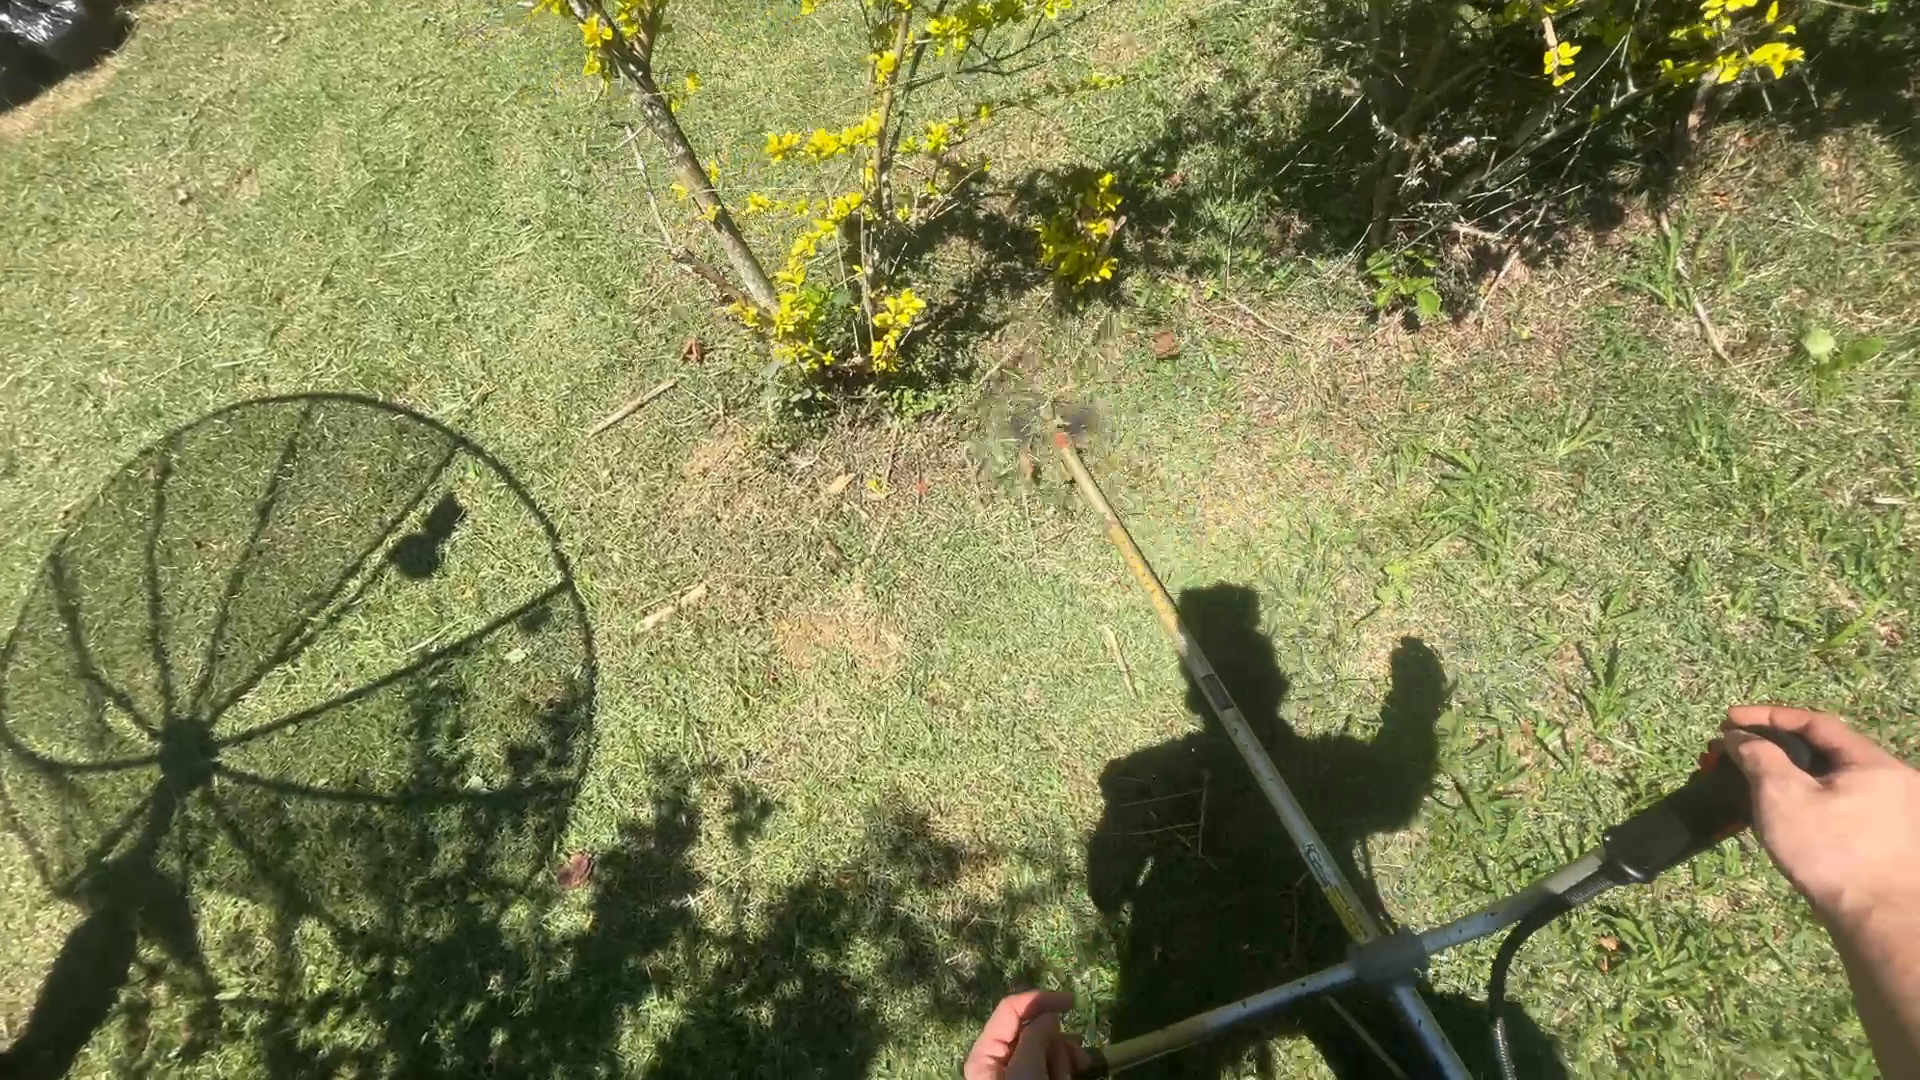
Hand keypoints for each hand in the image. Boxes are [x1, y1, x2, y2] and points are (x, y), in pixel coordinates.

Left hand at [963, 990, 1090, 1079]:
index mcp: (985, 1053)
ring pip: (1044, 1048)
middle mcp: (998, 1061)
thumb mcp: (1027, 1069)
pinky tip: (1080, 1070)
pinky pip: (1050, 1066)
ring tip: (1077, 1068)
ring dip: (1063, 1055)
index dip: (1040, 999)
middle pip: (1031, 1029)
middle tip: (1074, 1054)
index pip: (1011, 1008)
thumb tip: (1049, 1013)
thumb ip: (1036, 1035)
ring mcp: (1017, 1075)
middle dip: (1056, 1037)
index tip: (1072, 1001)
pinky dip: (1064, 1067)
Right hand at [1722, 705, 1919, 924]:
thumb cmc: (1829, 847)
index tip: (1728, 720)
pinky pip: (1831, 796)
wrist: (1880, 916)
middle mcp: (1892, 782)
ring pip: (1822, 774)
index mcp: (1876, 766)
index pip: (1815, 723)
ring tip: (1737, 775)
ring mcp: (1890, 810)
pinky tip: (1768, 800)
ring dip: (1775, 768)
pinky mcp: (1880, 832)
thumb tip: (1739, 736)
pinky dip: (1794, 789)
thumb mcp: (1781, 793)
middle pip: (1819, 749)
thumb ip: (1758, 754)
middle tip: (1726, 749)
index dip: (1766, 715)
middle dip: (1766, 744)